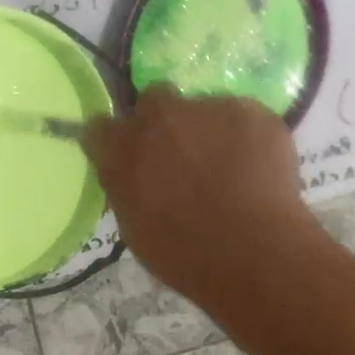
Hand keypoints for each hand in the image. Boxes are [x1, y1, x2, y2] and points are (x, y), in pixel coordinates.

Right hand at [84, 86, 324, 302]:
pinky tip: (254, 171)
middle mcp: (161, 118)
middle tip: (178, 158)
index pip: (100, 128)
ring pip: (204, 109)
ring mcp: (210, 108)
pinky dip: (244, 139)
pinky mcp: (252, 111)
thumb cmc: (184, 254)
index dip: (114, 141)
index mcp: (124, 151)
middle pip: (154, 100)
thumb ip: (126, 189)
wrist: (251, 250)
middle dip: (162, 122)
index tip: (125, 157)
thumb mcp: (135, 228)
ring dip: (207, 132)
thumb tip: (132, 175)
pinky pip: (242, 119)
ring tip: (227, 172)